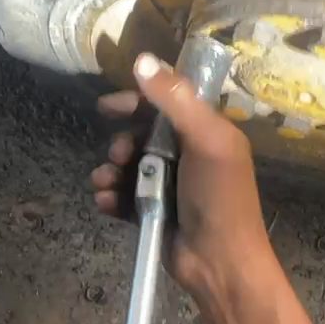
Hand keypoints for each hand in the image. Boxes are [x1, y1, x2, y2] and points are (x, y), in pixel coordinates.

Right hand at [92, 52, 273, 302]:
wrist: (220, 263)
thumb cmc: (219, 197)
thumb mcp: (206, 140)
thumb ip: (175, 100)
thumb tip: (142, 60)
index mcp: (204, 132)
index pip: (164, 105)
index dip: (135, 101)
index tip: (107, 106)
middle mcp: (185, 155)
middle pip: (139, 136)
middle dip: (122, 143)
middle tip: (118, 157)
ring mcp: (167, 186)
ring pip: (126, 168)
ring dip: (109, 172)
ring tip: (104, 183)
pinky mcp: (151, 213)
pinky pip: (121, 197)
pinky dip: (110, 197)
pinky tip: (105, 203)